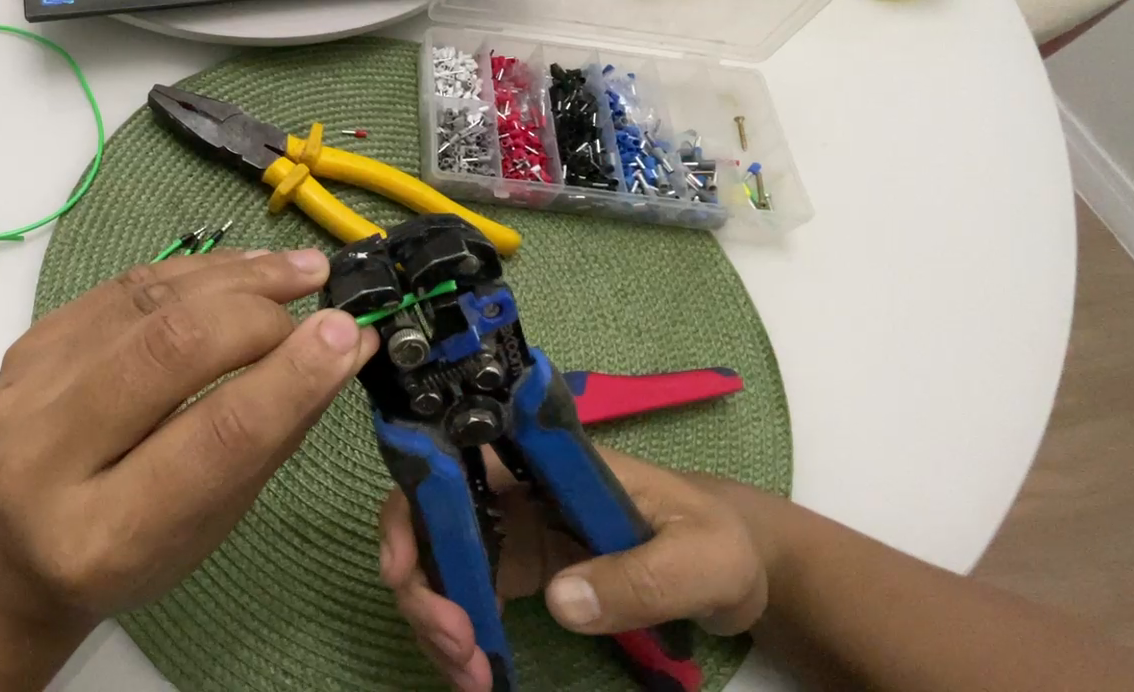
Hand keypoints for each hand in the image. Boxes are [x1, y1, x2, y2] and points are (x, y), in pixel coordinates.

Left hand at [0, 248, 378, 631]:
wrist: (23, 545)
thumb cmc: (136, 552)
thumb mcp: (213, 522)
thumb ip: (272, 434)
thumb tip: (341, 344)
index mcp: (101, 536)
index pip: (214, 438)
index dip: (288, 377)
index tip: (348, 332)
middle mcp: (44, 457)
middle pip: (169, 349)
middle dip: (257, 314)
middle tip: (319, 298)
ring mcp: (25, 391)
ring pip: (147, 302)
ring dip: (234, 277)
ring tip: (298, 268)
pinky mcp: (26, 345)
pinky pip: (123, 287)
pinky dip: (193, 271)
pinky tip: (242, 268)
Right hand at [378, 447, 768, 691]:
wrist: (731, 565)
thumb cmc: (717, 541)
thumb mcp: (699, 560)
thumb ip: (637, 577)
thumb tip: (559, 602)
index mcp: (540, 462)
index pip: (452, 463)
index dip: (412, 508)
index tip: (402, 570)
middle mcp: (509, 486)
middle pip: (428, 518)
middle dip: (422, 583)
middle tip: (456, 648)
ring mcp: (507, 527)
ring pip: (436, 560)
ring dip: (435, 617)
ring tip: (469, 676)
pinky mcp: (514, 566)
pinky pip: (463, 593)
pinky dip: (458, 634)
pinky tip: (476, 672)